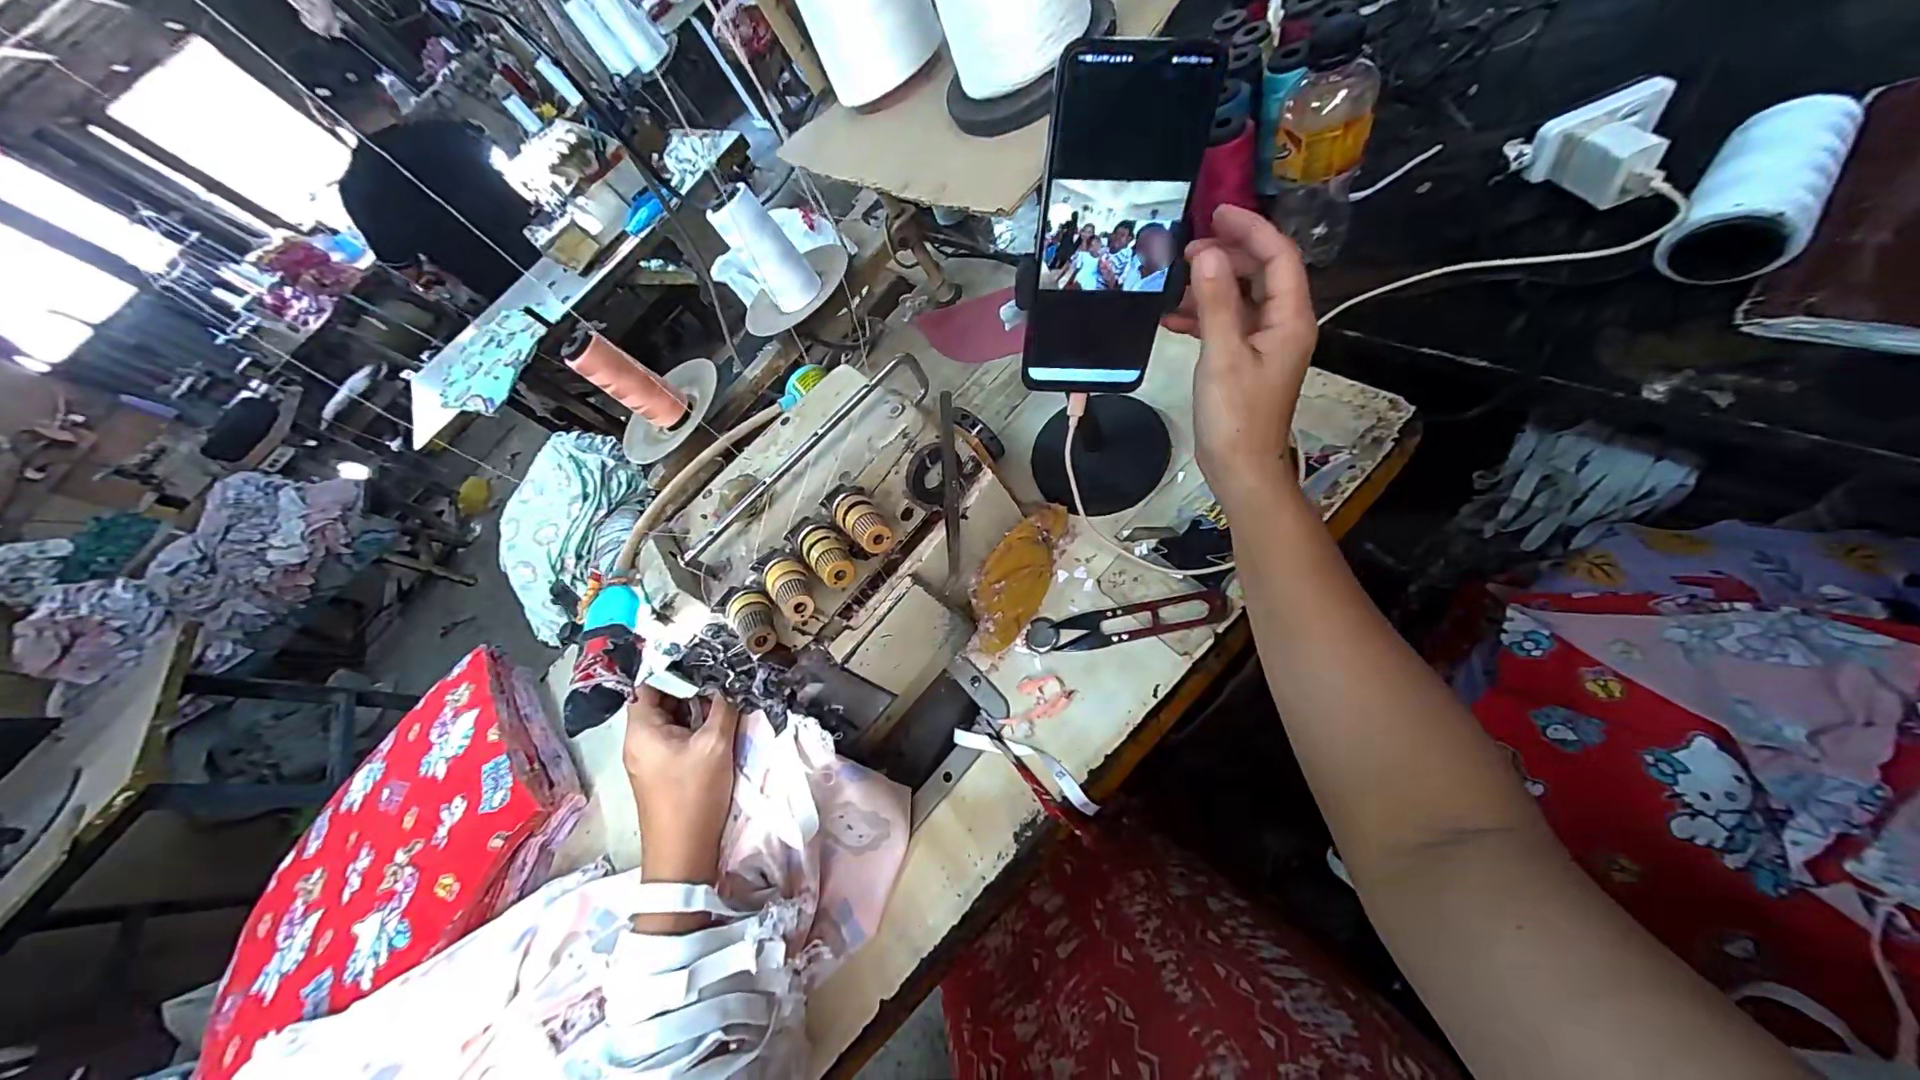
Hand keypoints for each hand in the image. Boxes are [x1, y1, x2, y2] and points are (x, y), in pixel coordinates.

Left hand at [623, 686, 739, 887]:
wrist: (683, 854)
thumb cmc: (694, 795)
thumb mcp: (715, 746)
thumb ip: (722, 707)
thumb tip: (730, 679)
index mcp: (641, 730)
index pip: (649, 684)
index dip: (673, 666)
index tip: (702, 652)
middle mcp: (637, 740)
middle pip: (659, 699)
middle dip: (689, 683)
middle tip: (719, 668)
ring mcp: (648, 756)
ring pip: (669, 717)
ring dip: (693, 704)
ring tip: (722, 687)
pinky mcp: (661, 768)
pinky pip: (674, 734)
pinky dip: (692, 722)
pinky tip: (716, 716)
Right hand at [1165, 206, 1317, 506]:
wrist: (1240, 467)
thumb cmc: (1236, 416)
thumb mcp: (1223, 355)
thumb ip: (1217, 302)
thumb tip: (1209, 254)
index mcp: (1289, 318)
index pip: (1278, 256)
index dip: (1251, 229)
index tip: (1217, 212)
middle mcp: (1283, 324)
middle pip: (1262, 272)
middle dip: (1229, 254)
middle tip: (1188, 248)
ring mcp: (1265, 343)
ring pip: (1242, 297)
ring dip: (1213, 285)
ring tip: (1176, 281)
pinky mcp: (1246, 360)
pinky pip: (1228, 324)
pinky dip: (1204, 315)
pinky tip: (1174, 317)